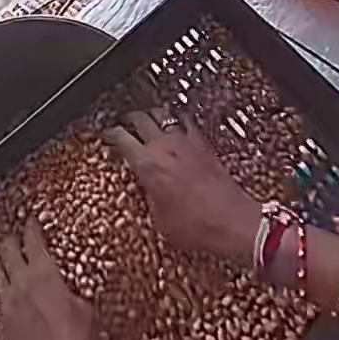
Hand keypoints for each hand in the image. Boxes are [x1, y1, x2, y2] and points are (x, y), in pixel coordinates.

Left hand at [0, 220, 95, 339]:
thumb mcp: (86, 312)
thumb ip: (73, 294)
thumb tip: (70, 292)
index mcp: (44, 275)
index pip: (32, 240)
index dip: (31, 227)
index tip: (32, 220)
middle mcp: (20, 285)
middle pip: (7, 250)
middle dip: (11, 241)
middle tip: (17, 238)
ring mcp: (7, 305)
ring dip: (4, 265)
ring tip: (11, 264)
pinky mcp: (1, 326)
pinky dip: (4, 292)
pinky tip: (13, 297)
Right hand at [103, 109, 260, 263]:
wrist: (231, 221)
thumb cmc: (198, 225)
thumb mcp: (159, 220)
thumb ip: (148, 196)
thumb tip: (146, 189)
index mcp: (147, 164)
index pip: (120, 137)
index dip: (110, 133)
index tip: (107, 134)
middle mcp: (164, 146)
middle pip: (140, 117)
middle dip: (128, 118)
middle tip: (124, 122)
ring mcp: (185, 141)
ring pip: (162, 114)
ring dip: (151, 114)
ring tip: (147, 118)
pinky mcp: (203, 142)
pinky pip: (185, 121)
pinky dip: (176, 119)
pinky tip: (176, 123)